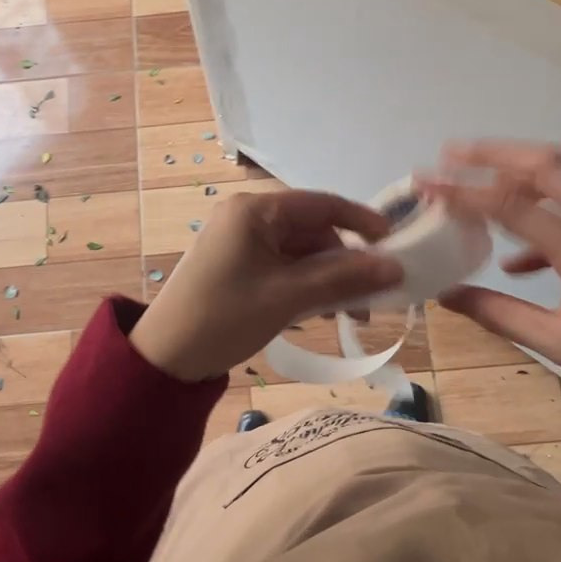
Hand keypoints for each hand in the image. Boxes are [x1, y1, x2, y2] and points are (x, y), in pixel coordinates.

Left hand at [131, 190, 404, 381]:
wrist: (164, 358)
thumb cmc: (224, 318)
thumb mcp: (287, 298)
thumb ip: (342, 280)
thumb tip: (396, 268)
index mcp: (254, 210)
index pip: (320, 203)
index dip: (361, 221)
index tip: (396, 242)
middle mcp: (247, 217)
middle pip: (312, 230)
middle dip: (344, 262)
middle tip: (372, 298)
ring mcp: (240, 242)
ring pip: (300, 252)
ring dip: (327, 278)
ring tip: (350, 314)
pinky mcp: (237, 265)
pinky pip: (283, 266)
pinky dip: (305, 285)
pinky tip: (321, 311)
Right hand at [424, 141, 560, 441]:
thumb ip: (500, 313)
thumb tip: (446, 294)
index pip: (515, 206)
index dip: (465, 191)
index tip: (426, 182)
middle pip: (549, 164)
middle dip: (495, 154)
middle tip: (452, 153)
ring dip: (521, 178)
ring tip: (478, 191)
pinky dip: (551, 214)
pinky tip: (524, 256)